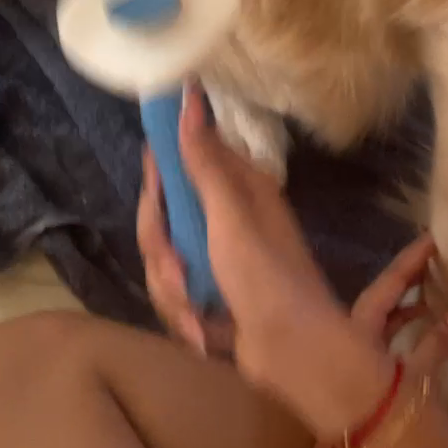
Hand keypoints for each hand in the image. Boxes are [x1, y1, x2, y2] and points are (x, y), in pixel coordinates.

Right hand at [135, 86, 447, 435]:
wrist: (293, 351)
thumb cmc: (266, 274)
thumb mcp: (230, 213)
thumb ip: (203, 159)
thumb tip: (190, 96)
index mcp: (238, 186)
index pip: (185, 158)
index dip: (162, 172)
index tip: (153, 185)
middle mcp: (226, 214)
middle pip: (164, 216)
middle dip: (163, 250)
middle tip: (179, 273)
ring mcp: (216, 254)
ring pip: (163, 257)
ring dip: (173, 290)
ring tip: (197, 313)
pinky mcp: (209, 290)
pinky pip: (173, 290)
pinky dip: (183, 313)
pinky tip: (203, 330)